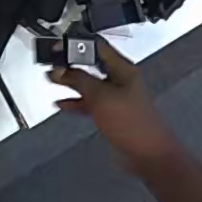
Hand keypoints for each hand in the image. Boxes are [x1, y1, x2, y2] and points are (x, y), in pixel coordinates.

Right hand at [50, 39, 187, 178]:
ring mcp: (115, 98)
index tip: (57, 47)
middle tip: (52, 61)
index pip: (96, 46)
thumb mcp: (101, 96)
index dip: (76, 44)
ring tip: (52, 78)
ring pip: (88, 84)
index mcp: (123, 69)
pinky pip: (89, 103)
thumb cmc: (132, 122)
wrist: (148, 157)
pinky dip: (75, 102)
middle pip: (91, 65)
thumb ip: (78, 80)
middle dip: (70, 63)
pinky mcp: (111, 115)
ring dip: (70, 82)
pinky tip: (62, 103)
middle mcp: (120, 81)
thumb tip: (60, 70)